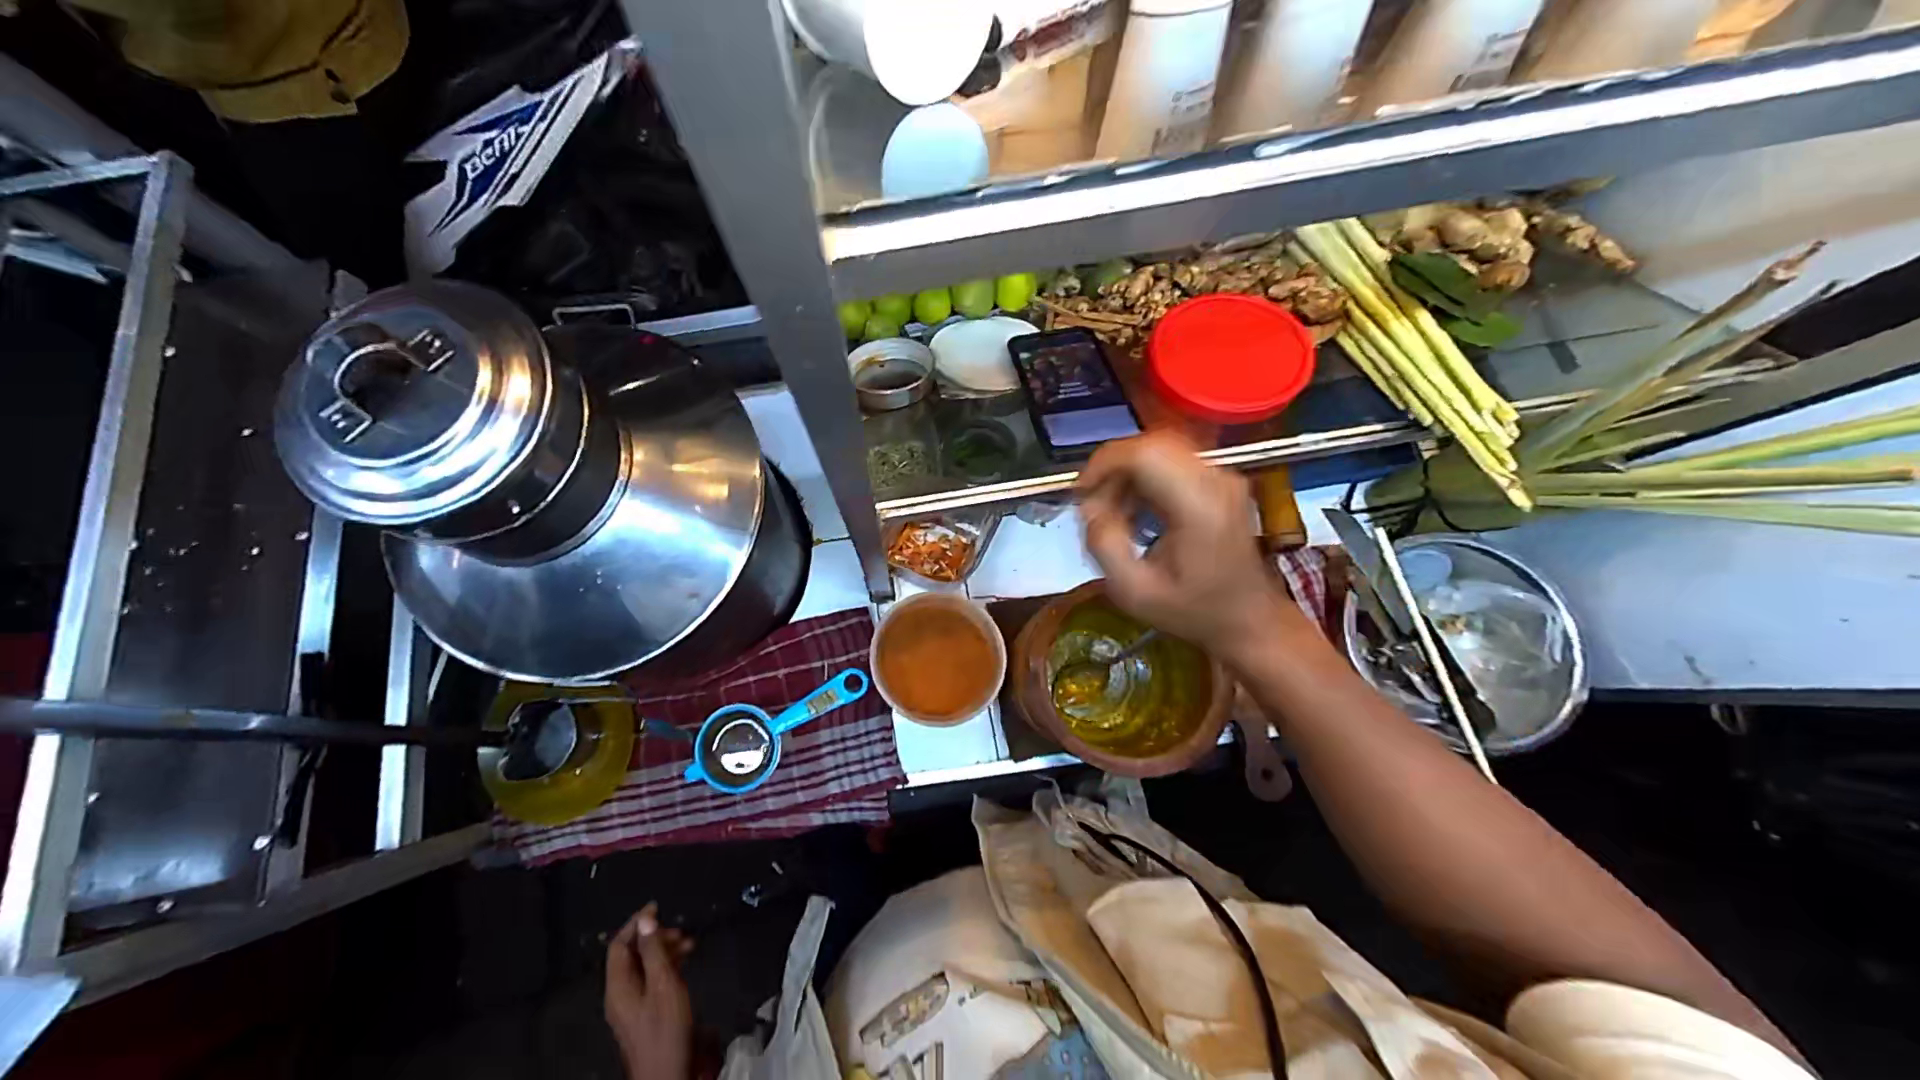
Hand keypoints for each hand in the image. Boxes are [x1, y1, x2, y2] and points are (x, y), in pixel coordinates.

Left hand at [605, 902, 694, 1079]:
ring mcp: (631, 1006)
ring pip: (643, 967)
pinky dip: (666, 966)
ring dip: (663, 951)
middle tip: (681, 931)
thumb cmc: (666, 1029)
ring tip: (690, 944)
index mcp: (618, 986)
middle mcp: (619, 994)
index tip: (658, 906)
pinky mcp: (644, 1014)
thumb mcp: (663, 983)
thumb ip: (654, 950)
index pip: (618, 946)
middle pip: (630, 955)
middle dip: (654, 937)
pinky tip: (685, 963)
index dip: (636, 923)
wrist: (667, 1076)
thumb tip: (646, 919)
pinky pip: (650, 980)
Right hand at [1077, 432, 1303, 662]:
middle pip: (1150, 445)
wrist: (1249, 620)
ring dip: (1126, 476)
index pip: (1144, 453)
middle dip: (1112, 469)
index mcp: (1198, 505)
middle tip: (1094, 507)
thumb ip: (1104, 546)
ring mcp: (1222, 477)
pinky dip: (1143, 480)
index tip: (1081, 493)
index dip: (1103, 464)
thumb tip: (1089, 510)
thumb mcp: (1134, 592)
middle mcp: (1215, 480)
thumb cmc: (1194, 611)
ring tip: (1113, 515)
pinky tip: (1135, 513)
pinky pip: (1171, 463)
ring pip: (1159, 450)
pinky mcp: (1219, 482)